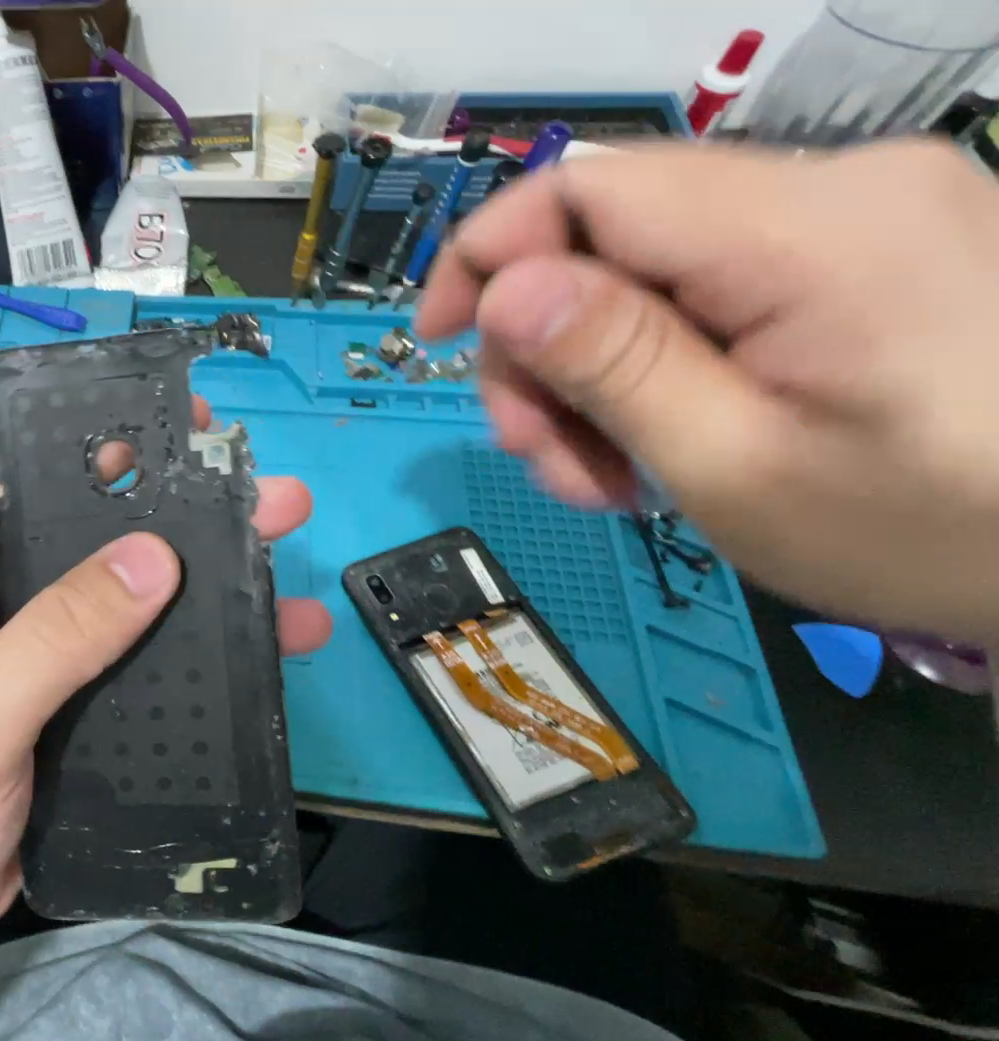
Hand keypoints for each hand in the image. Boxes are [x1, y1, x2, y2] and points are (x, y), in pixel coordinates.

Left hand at [0, 416, 329, 951]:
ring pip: (128, 610)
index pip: (23, 493)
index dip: (99, 459)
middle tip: (269, 502)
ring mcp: (36, 663)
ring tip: (288, 578)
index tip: (182, 438)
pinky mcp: (68, 714)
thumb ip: (55, 639)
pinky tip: (261, 655)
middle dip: (179, 523)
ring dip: (203, 595)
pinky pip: (138, 671)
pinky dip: (194, 661)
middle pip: (92, 546)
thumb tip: (149, 558)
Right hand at [416, 138, 998, 640]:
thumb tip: (504, 290)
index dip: (487, 253)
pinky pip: (699, 293)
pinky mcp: (857, 257)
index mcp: (808, 231)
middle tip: (539, 457)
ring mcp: (853, 220)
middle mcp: (833, 191)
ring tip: (599, 475)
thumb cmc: (931, 528)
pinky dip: (646, 369)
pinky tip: (651, 443)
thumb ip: (615, 365)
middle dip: (541, 349)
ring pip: (639, 273)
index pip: (589, 186)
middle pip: (604, 238)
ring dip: (586, 375)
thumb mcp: (734, 466)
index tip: (435, 339)